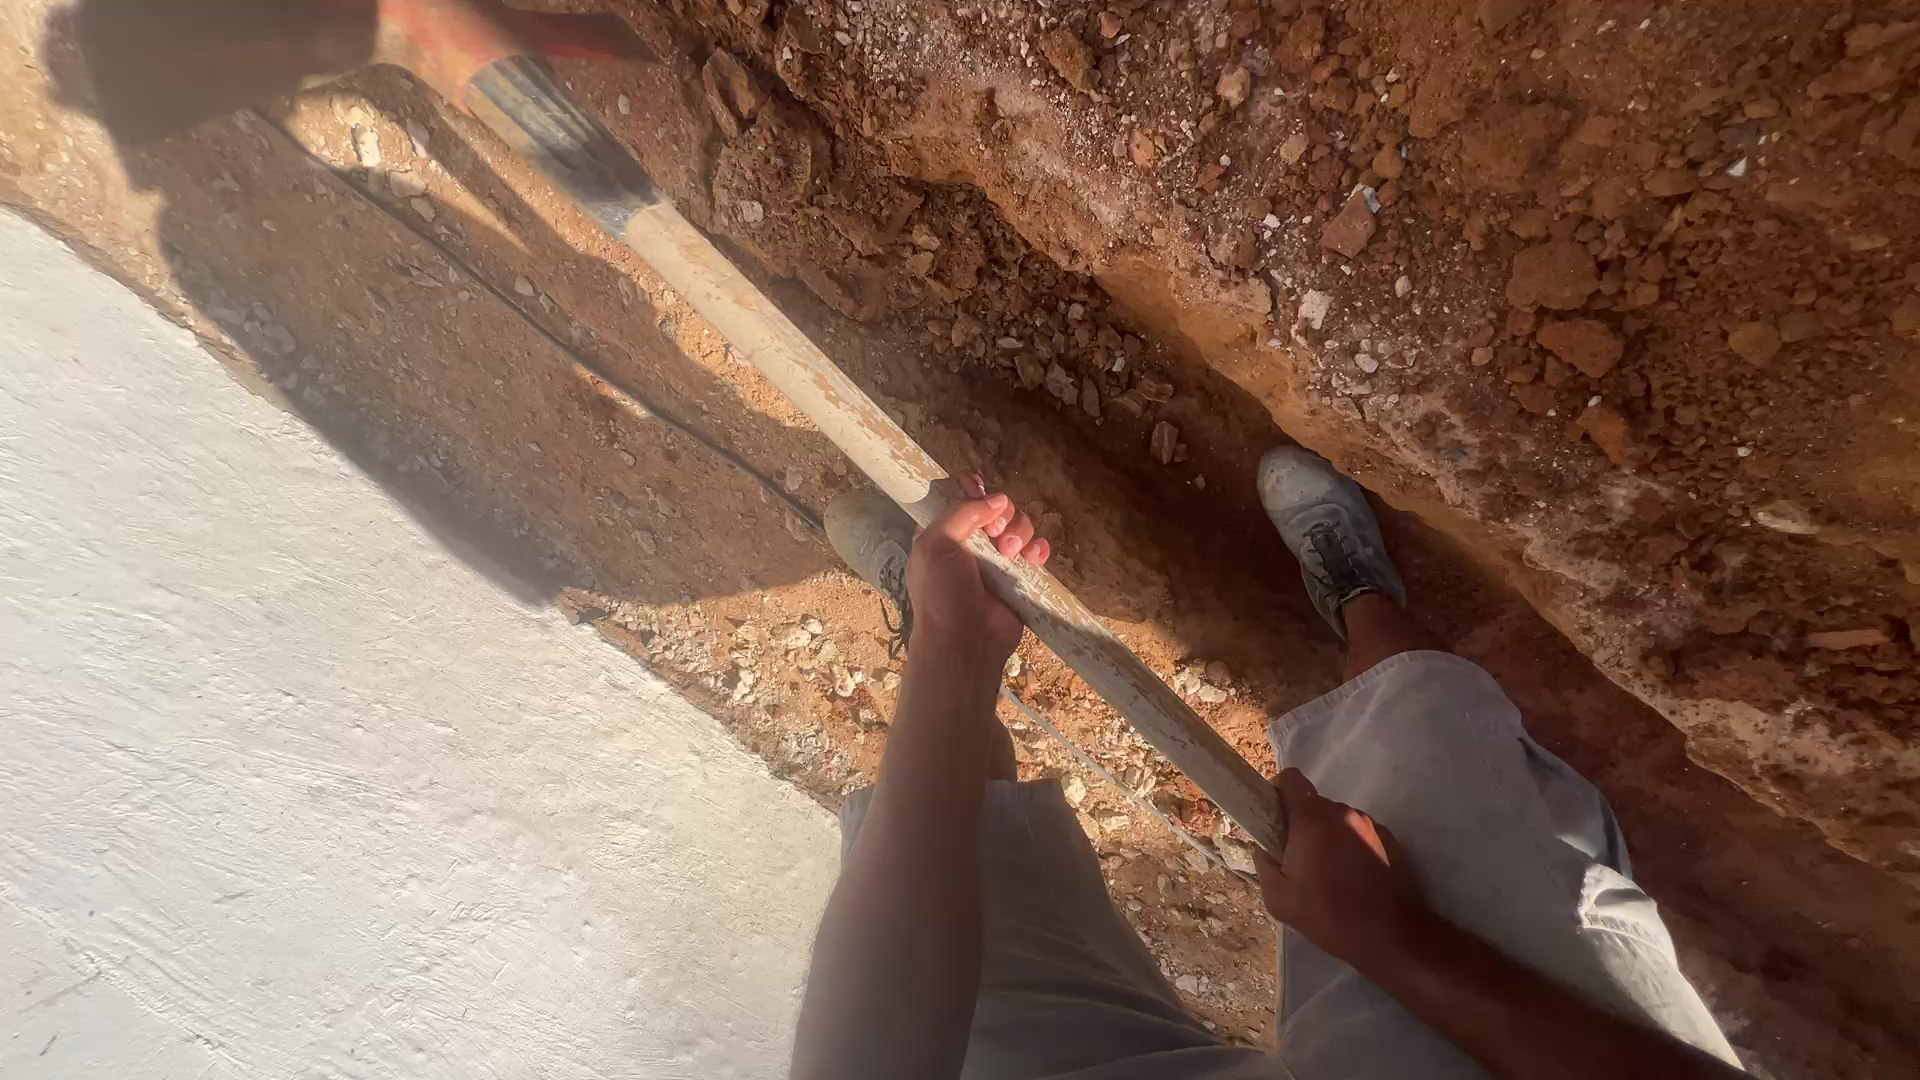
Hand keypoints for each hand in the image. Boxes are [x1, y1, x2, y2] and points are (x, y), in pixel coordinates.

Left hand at [907, 474, 1050, 668]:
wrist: (965, 641)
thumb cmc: (942, 593)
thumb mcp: (935, 544)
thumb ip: (960, 513)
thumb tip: (997, 499)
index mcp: (942, 532)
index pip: (961, 496)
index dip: (974, 491)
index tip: (978, 495)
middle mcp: (970, 543)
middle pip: (997, 508)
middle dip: (1001, 516)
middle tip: (995, 534)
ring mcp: (997, 560)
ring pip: (1019, 526)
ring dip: (1019, 533)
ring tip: (1011, 555)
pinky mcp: (1019, 577)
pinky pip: (1036, 550)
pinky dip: (1039, 549)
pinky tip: (1034, 558)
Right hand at [1254, 769, 1432, 969]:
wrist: (1395, 939)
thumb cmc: (1331, 916)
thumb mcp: (1279, 899)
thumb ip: (1263, 865)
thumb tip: (1264, 849)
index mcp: (1311, 819)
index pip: (1290, 779)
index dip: (1279, 793)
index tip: (1276, 819)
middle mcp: (1342, 813)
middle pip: (1313, 803)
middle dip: (1303, 824)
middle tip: (1301, 858)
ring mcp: (1370, 825)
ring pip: (1337, 819)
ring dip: (1329, 835)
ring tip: (1332, 872)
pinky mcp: (1392, 840)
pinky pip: (1359, 832)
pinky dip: (1352, 846)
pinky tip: (1356, 878)